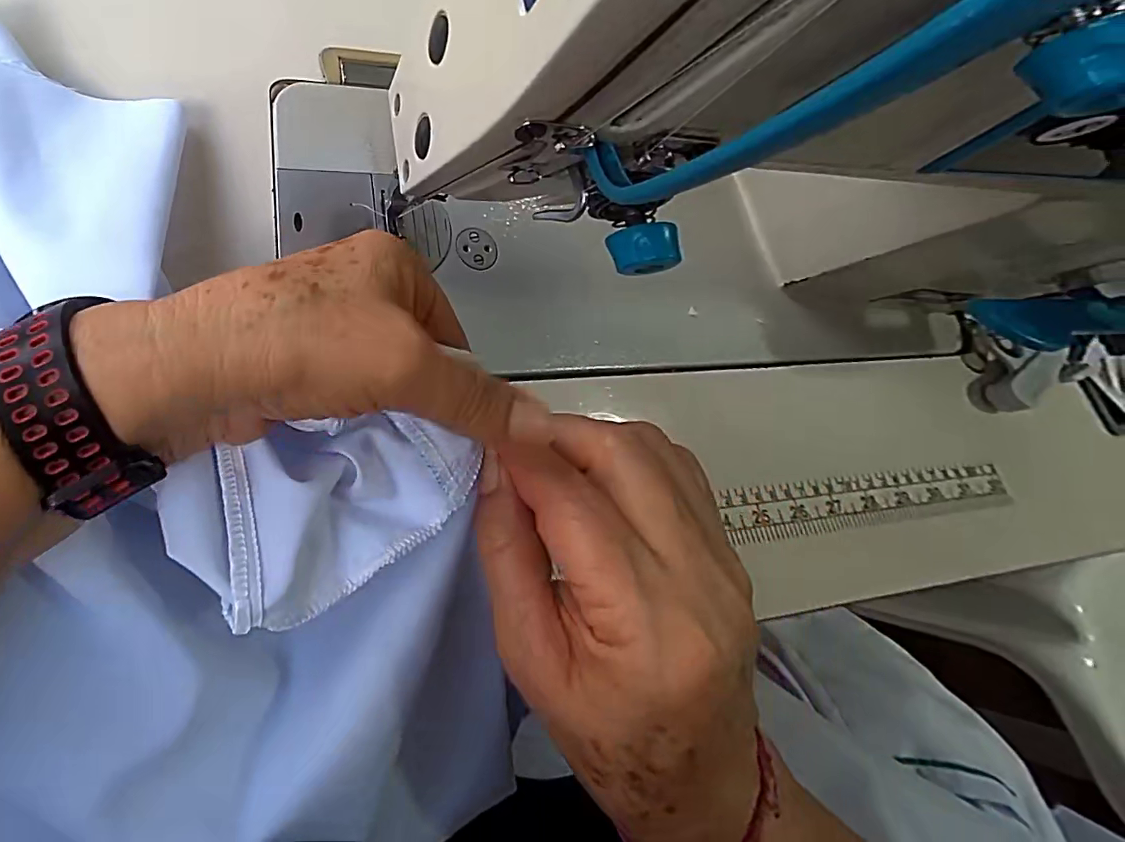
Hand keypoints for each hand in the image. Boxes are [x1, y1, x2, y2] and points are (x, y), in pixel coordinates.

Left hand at [70, 230, 544, 462]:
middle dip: (418, 398)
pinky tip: (342, 432)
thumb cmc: (310, 345)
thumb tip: (546, 427)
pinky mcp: (287, 355)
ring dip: (381, 408)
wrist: (206, 365)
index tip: (461, 428)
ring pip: (374, 374)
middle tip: (422, 441)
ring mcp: (315, 320)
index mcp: (388, 261)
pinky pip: (337, 388)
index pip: (453, 330)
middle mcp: (352, 282)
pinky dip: (346, 412)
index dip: (461, 382)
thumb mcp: (406, 365)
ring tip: (377, 436)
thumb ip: (475, 398)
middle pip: (414, 353)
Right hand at [476, 415, 761, 841]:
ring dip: (586, 437)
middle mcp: (699, 576)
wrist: (695, 776)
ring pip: (652, 448)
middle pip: (622, 455)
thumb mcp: (524, 650)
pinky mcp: (730, 551)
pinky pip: (676, 467)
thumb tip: (492, 469)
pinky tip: (589, 477)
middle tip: (505, 445)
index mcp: (644, 616)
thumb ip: (505, 553)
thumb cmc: (596, 724)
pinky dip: (622, 452)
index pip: (572, 500)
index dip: (517, 454)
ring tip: (542, 462)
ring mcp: (725, 560)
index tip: (476, 431)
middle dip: (551, 432)